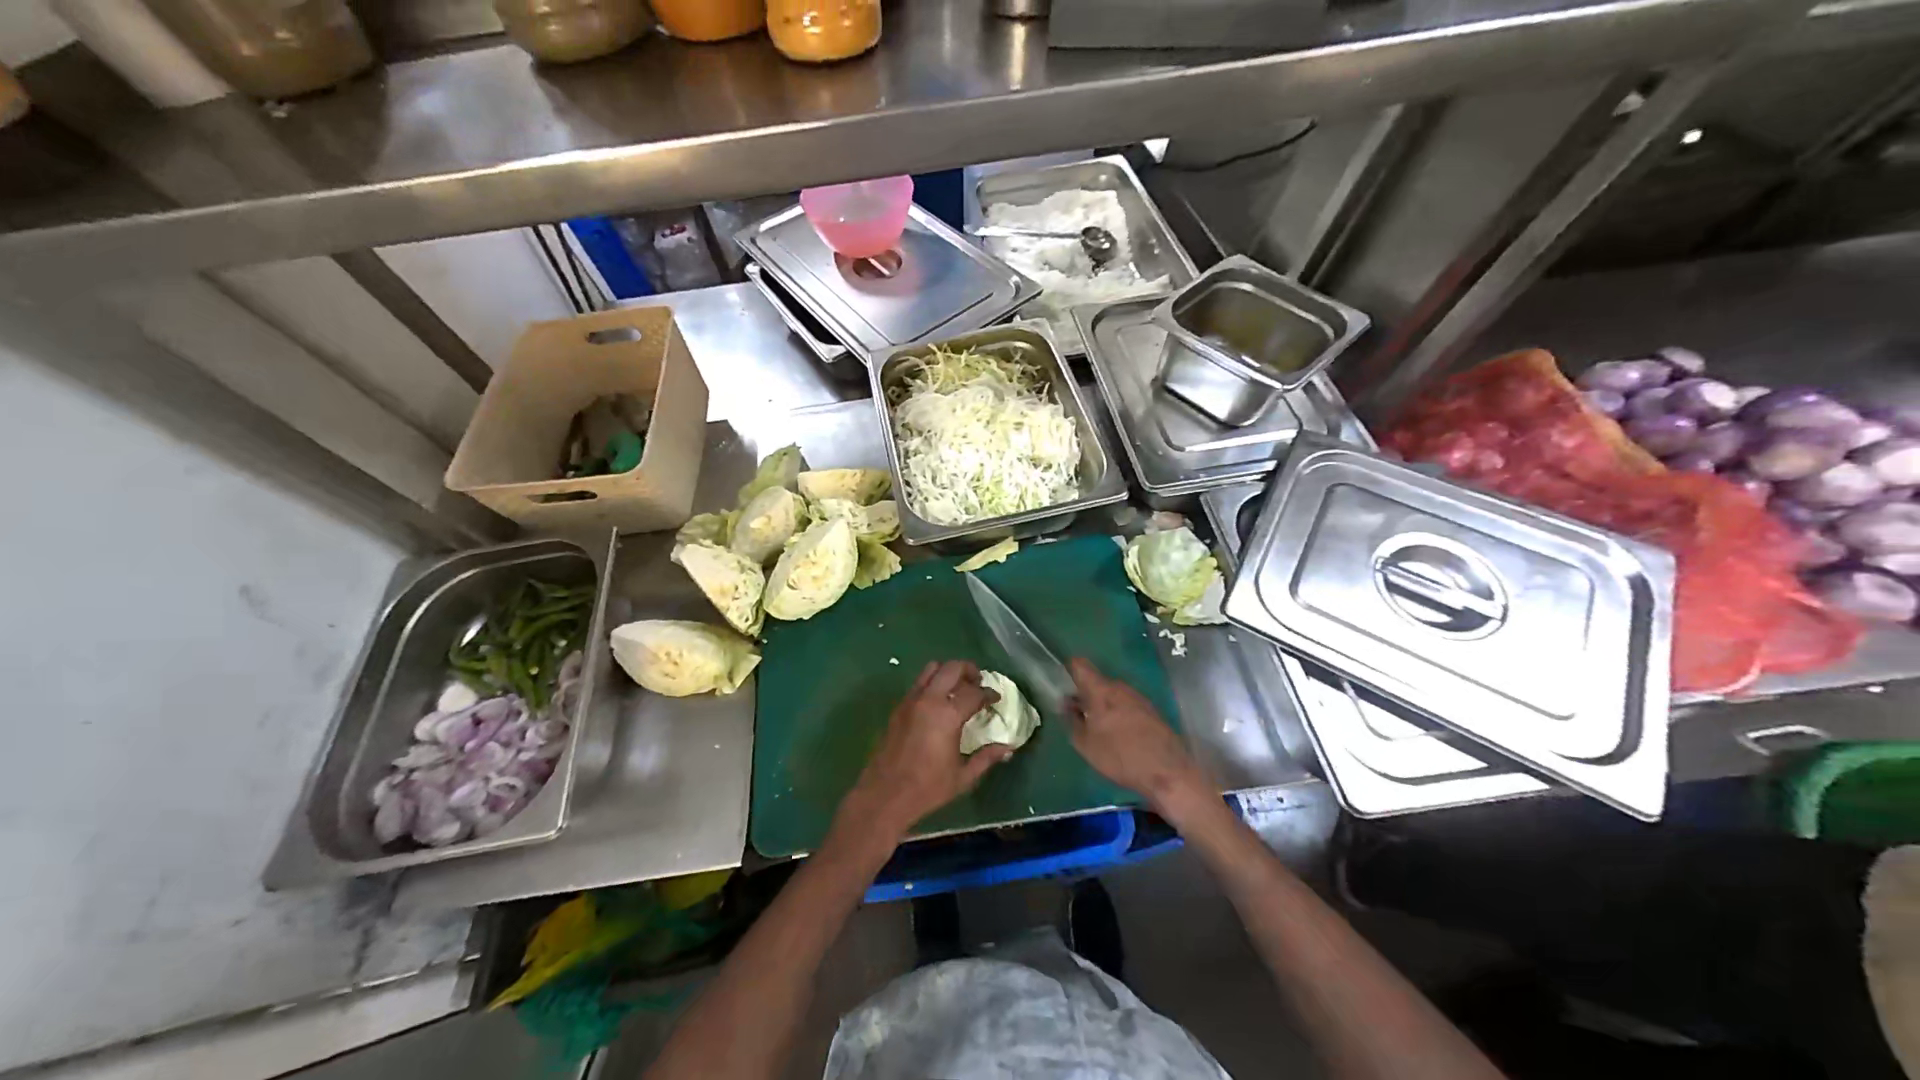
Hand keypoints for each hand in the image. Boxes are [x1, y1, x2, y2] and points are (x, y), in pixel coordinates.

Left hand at [835, 661, 1013, 845]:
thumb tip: (1008, 748)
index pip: (974, 693)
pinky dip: (932, 683)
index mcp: (948, 715)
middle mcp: (929, 700)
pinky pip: (918, 684)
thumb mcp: (963, 777)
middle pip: (951, 668)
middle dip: (969, 670)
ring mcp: (910, 701)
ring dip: (947, 672)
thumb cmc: (927, 788)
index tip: (996, 699)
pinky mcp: (897, 708)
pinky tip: (938, 703)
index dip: (989, 694)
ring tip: (957, 687)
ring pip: (931, 669)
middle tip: (978, 682)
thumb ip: (986, 758)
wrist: (884, 795)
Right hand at [1066, 657, 1207, 813]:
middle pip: (1097, 681)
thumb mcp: (1085, 744)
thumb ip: (1071, 720)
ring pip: (1113, 694)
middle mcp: (1120, 687)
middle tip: (1077, 715)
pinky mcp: (1151, 710)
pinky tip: (1119, 735)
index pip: (1080, 665)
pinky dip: (1118, 713)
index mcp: (1101, 690)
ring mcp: (1138, 697)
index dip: (1068, 670)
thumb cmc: (1120, 756)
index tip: (1062, 685)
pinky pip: (1127, 704)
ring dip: (1103, 705)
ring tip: (1097, 729)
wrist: (1167, 771)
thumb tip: (1066, 704)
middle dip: (1085, 694)